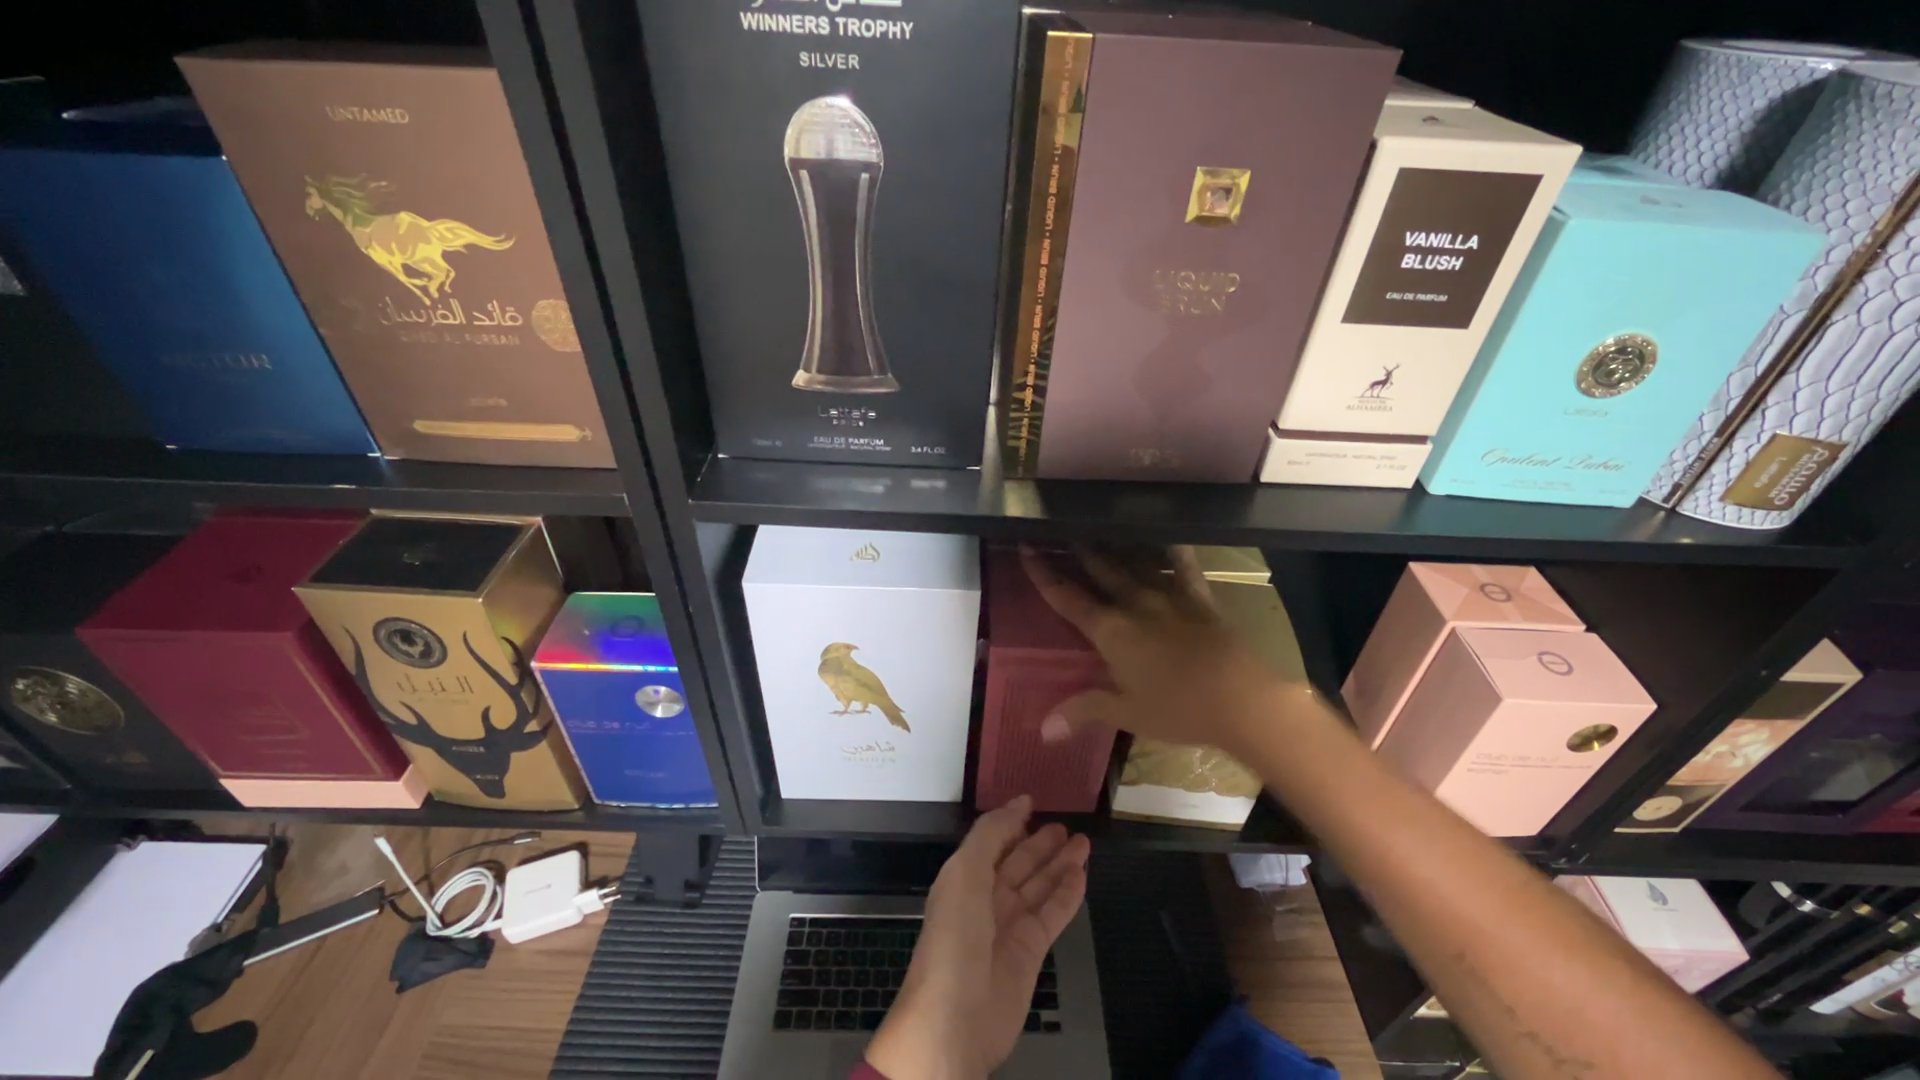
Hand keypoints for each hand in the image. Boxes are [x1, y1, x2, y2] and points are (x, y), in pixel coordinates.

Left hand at [865, 796, 1088, 1079]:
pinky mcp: (1031, 951)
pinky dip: (1067, 894)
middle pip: (1018, 864)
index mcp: (962, 878)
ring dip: (1059, 864)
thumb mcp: (965, 875)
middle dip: (1040, 843)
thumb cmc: (954, 939)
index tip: (1033, 802)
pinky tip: (1082, 875)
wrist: (954, 1018)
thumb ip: (991, 835)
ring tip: (1083, 842)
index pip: (990, 843)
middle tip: (1066, 824)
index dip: (1010, 822)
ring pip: (1039, 886)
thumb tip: (1018, 803)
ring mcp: (1009, 926)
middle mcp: (985, 899)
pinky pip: (1052, 914)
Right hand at [1020, 544, 1303, 757]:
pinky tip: (1169, 535)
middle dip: (1075, 550)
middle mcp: (1135, 603)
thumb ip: (1084, 711)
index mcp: (1111, 631)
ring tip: (1099, 528)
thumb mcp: (1127, 713)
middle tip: (1058, 528)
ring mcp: (1170, 596)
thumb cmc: (1178, 709)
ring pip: (1135, 562)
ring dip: (1114, 545)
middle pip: (1099, 569)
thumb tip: (1043, 730)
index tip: (1026, 548)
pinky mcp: (1200, 599)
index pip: (1067, 598)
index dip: (1044, 574)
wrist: (1242, 698)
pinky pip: (1183, 566)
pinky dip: (1173, 550)